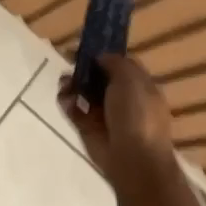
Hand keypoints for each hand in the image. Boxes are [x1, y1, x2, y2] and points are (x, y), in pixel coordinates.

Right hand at [60, 55, 173, 182]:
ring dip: (71, 83)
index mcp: (140, 87)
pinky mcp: (88, 127)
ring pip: (82, 91)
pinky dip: (67, 102)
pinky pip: (73, 108)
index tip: (84, 47)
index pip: (120, 64)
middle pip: (98, 76)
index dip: (103, 54)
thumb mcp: (131, 79)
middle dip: (82, 68)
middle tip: (68, 62)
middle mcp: (123, 98)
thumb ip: (114, 62)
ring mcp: (105, 113)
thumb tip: (100, 57)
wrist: (133, 158)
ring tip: (65, 84)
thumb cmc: (137, 115)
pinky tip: (66, 101)